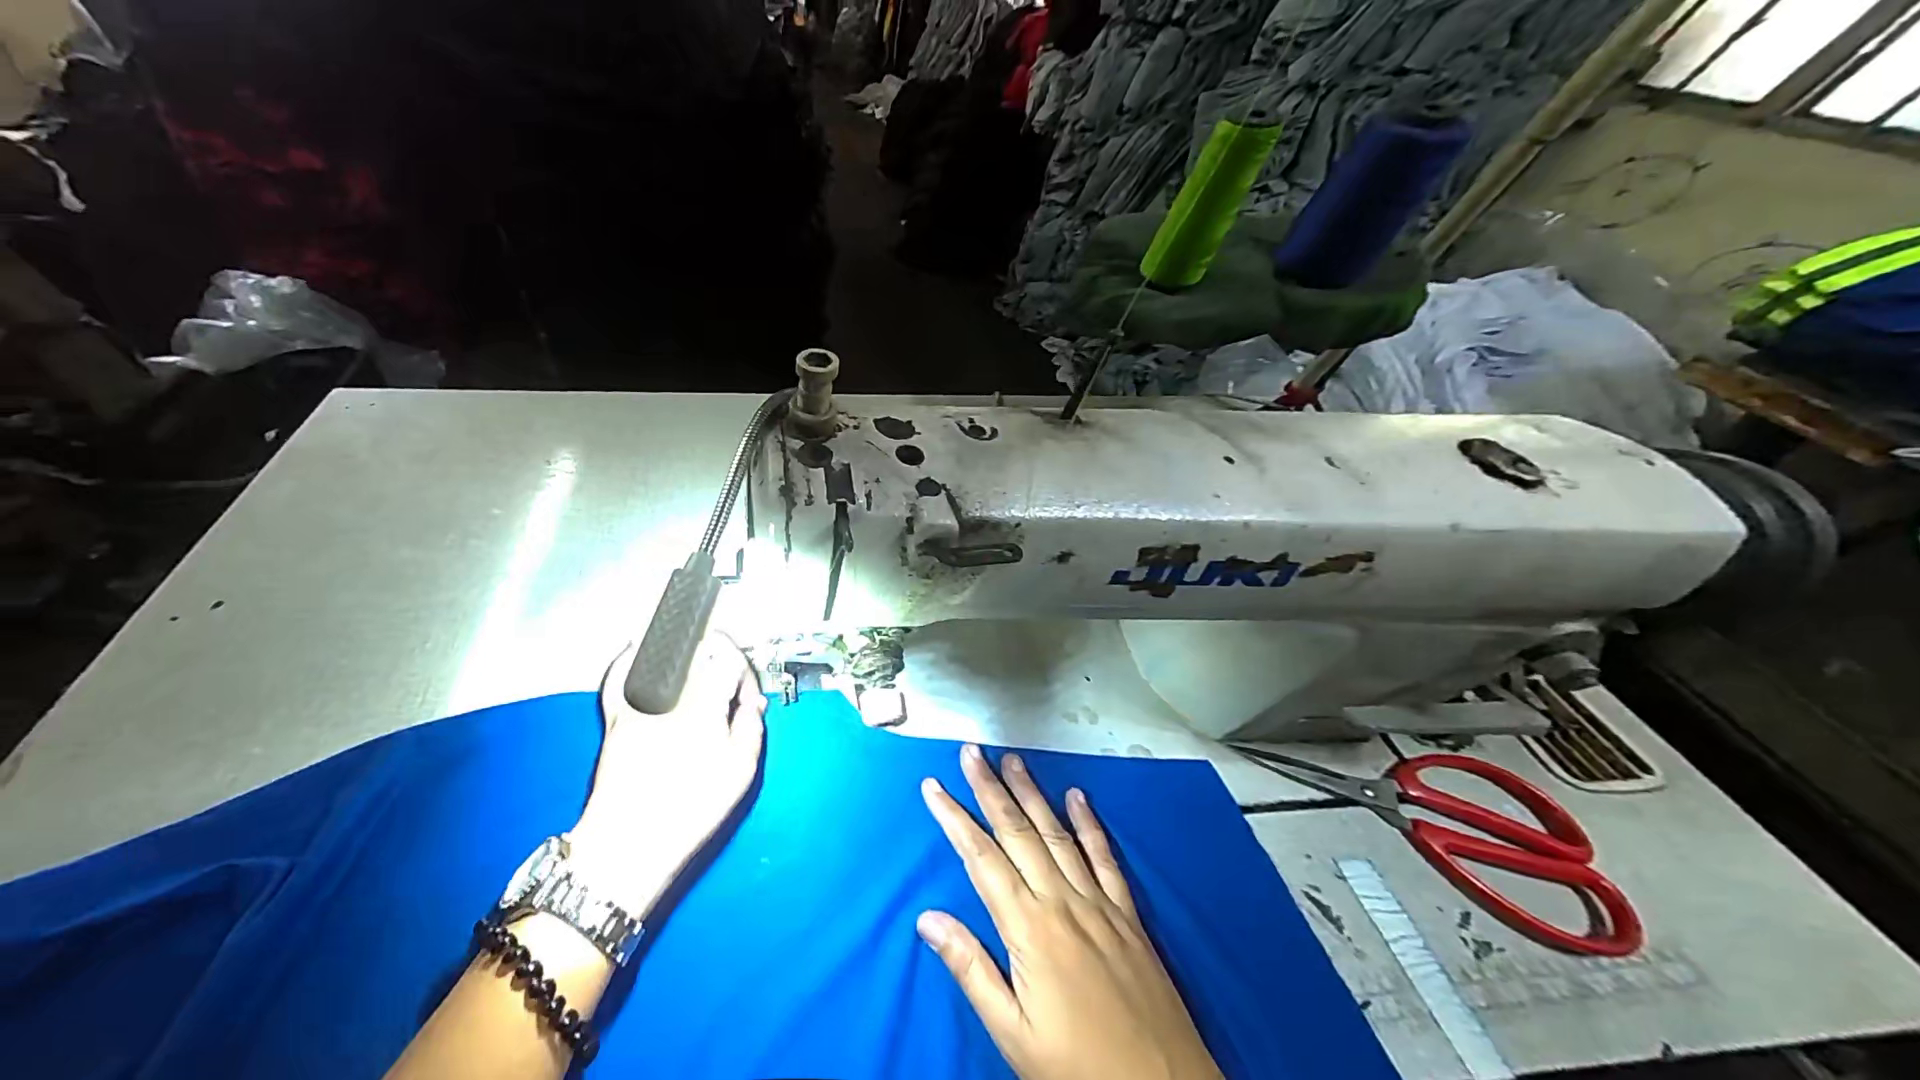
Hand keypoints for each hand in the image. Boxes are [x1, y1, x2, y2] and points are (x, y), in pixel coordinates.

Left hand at [567, 633, 766, 916]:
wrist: (628, 842)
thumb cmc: (689, 811)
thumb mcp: (739, 772)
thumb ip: (749, 727)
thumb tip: (751, 703)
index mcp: (703, 707)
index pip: (729, 660)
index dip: (744, 669)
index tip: (747, 692)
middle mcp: (669, 696)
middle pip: (697, 648)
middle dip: (719, 650)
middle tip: (729, 672)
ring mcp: (638, 704)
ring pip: (661, 651)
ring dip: (683, 642)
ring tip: (697, 643)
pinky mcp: (616, 716)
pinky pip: (621, 673)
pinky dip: (632, 655)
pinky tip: (640, 645)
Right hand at [918, 745, 1223, 1079]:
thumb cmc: (1076, 1066)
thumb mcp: (1012, 1031)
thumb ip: (971, 969)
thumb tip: (928, 919)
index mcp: (1029, 928)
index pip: (981, 859)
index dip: (954, 819)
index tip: (933, 787)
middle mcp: (1062, 902)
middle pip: (1018, 832)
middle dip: (990, 788)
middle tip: (971, 753)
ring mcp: (1099, 903)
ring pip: (1058, 834)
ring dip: (1032, 793)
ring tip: (1013, 760)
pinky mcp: (1127, 913)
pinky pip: (1105, 857)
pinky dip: (1089, 824)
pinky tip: (1078, 797)